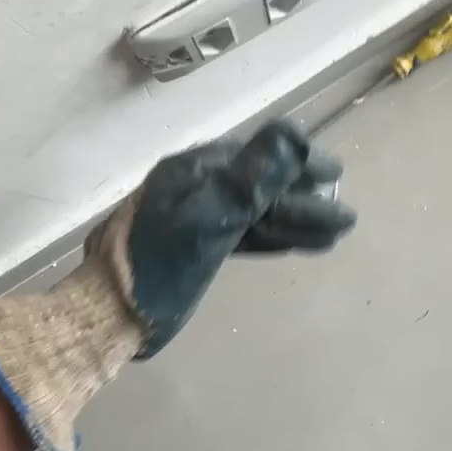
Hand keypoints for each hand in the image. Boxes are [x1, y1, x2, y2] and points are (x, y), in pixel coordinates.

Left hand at [0, 120, 354, 450]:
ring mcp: (194, 216)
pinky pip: (242, 233)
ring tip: (335, 233)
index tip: (334, 173)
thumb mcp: (207, 221)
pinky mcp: (194, 246)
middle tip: (344, 215)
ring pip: (254, 211)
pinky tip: (296, 245)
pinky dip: (271, 237)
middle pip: (259, 184)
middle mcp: (195, 186)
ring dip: (293, 220)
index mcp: (194, 171)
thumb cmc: (156, 268)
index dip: (297, 162)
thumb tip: (293, 134)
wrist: (107, 316)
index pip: (256, 155)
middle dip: (302, 198)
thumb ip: (249, 179)